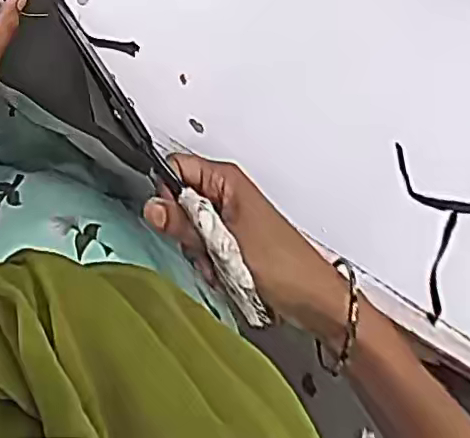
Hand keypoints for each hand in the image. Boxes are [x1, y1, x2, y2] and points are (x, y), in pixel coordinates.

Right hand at [143, 152, 350, 335]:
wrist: (317, 302)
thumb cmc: (286, 267)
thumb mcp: (225, 244)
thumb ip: (185, 223)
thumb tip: (153, 207)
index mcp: (225, 179)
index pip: (174, 168)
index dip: (166, 193)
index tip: (172, 218)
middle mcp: (226, 193)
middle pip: (179, 201)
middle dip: (185, 230)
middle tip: (204, 246)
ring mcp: (229, 218)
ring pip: (189, 227)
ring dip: (198, 252)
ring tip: (220, 265)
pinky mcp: (232, 241)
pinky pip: (203, 247)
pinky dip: (209, 264)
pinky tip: (225, 275)